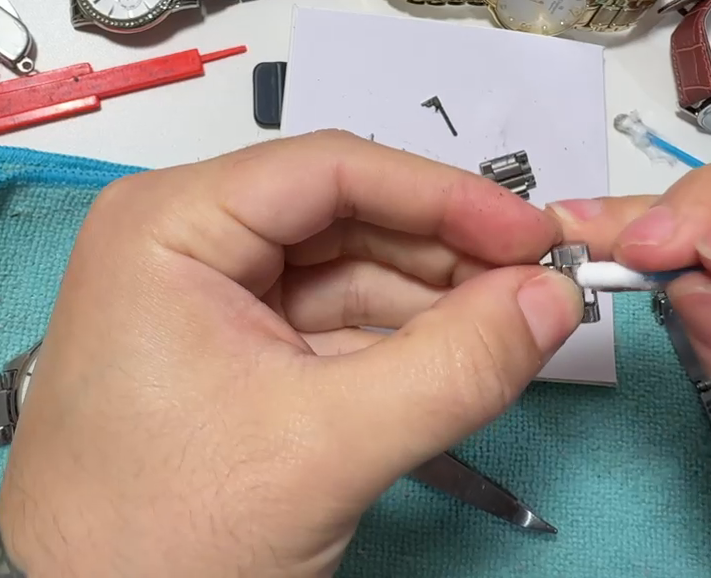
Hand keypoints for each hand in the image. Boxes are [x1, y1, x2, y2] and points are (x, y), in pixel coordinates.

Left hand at [0, 131, 583, 575]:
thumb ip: (454, 367)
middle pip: (340, 212)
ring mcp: (205, 282)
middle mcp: (183, 232)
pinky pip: (327, 311)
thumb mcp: (323, 450)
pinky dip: (396, 331)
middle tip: (536, 282)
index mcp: (171, 221)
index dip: (440, 194)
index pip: (327, 171)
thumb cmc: (159, 540)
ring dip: (430, 294)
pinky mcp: (227, 332)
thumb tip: (551, 297)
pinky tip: (458, 348)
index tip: (530, 231)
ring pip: (342, 262)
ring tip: (513, 320)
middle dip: (442, 249)